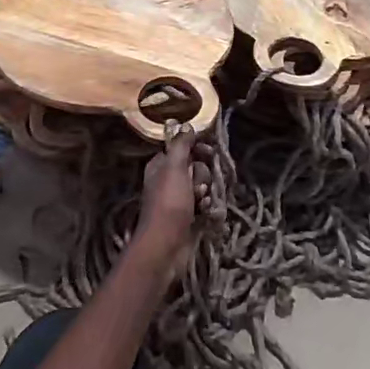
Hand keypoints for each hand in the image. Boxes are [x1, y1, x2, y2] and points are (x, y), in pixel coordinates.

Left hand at [132, 126, 202, 273]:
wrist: (167, 244)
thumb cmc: (169, 203)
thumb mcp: (174, 168)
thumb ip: (181, 145)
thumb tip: (186, 124)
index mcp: (161, 165)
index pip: (183, 148)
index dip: (197, 149)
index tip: (209, 152)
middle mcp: (169, 179)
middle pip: (196, 166)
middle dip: (202, 174)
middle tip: (198, 185)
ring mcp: (179, 198)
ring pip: (202, 184)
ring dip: (206, 191)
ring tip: (201, 201)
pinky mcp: (188, 214)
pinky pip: (204, 202)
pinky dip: (207, 205)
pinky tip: (205, 211)